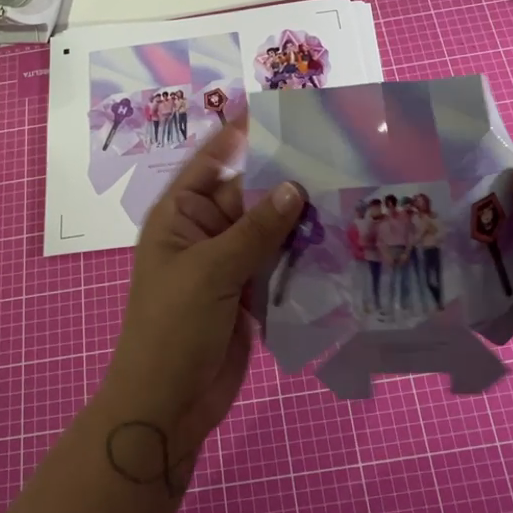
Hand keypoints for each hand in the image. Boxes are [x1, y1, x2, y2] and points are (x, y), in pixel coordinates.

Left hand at [99, 119, 304, 461]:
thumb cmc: (172, 327)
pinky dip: (302, 253)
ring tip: (346, 191)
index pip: (211, 159)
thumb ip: (255, 230)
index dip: (240, 133)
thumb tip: (293, 187)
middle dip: (284, 179)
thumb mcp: (211, 271)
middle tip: (333, 156)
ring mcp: (227, 261)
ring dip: (299, 217)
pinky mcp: (248, 290)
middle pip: (248, 193)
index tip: (275, 107)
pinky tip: (338, 239)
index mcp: (180, 213)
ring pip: (268, 227)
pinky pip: (277, 260)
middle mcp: (204, 229)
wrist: (167, 405)